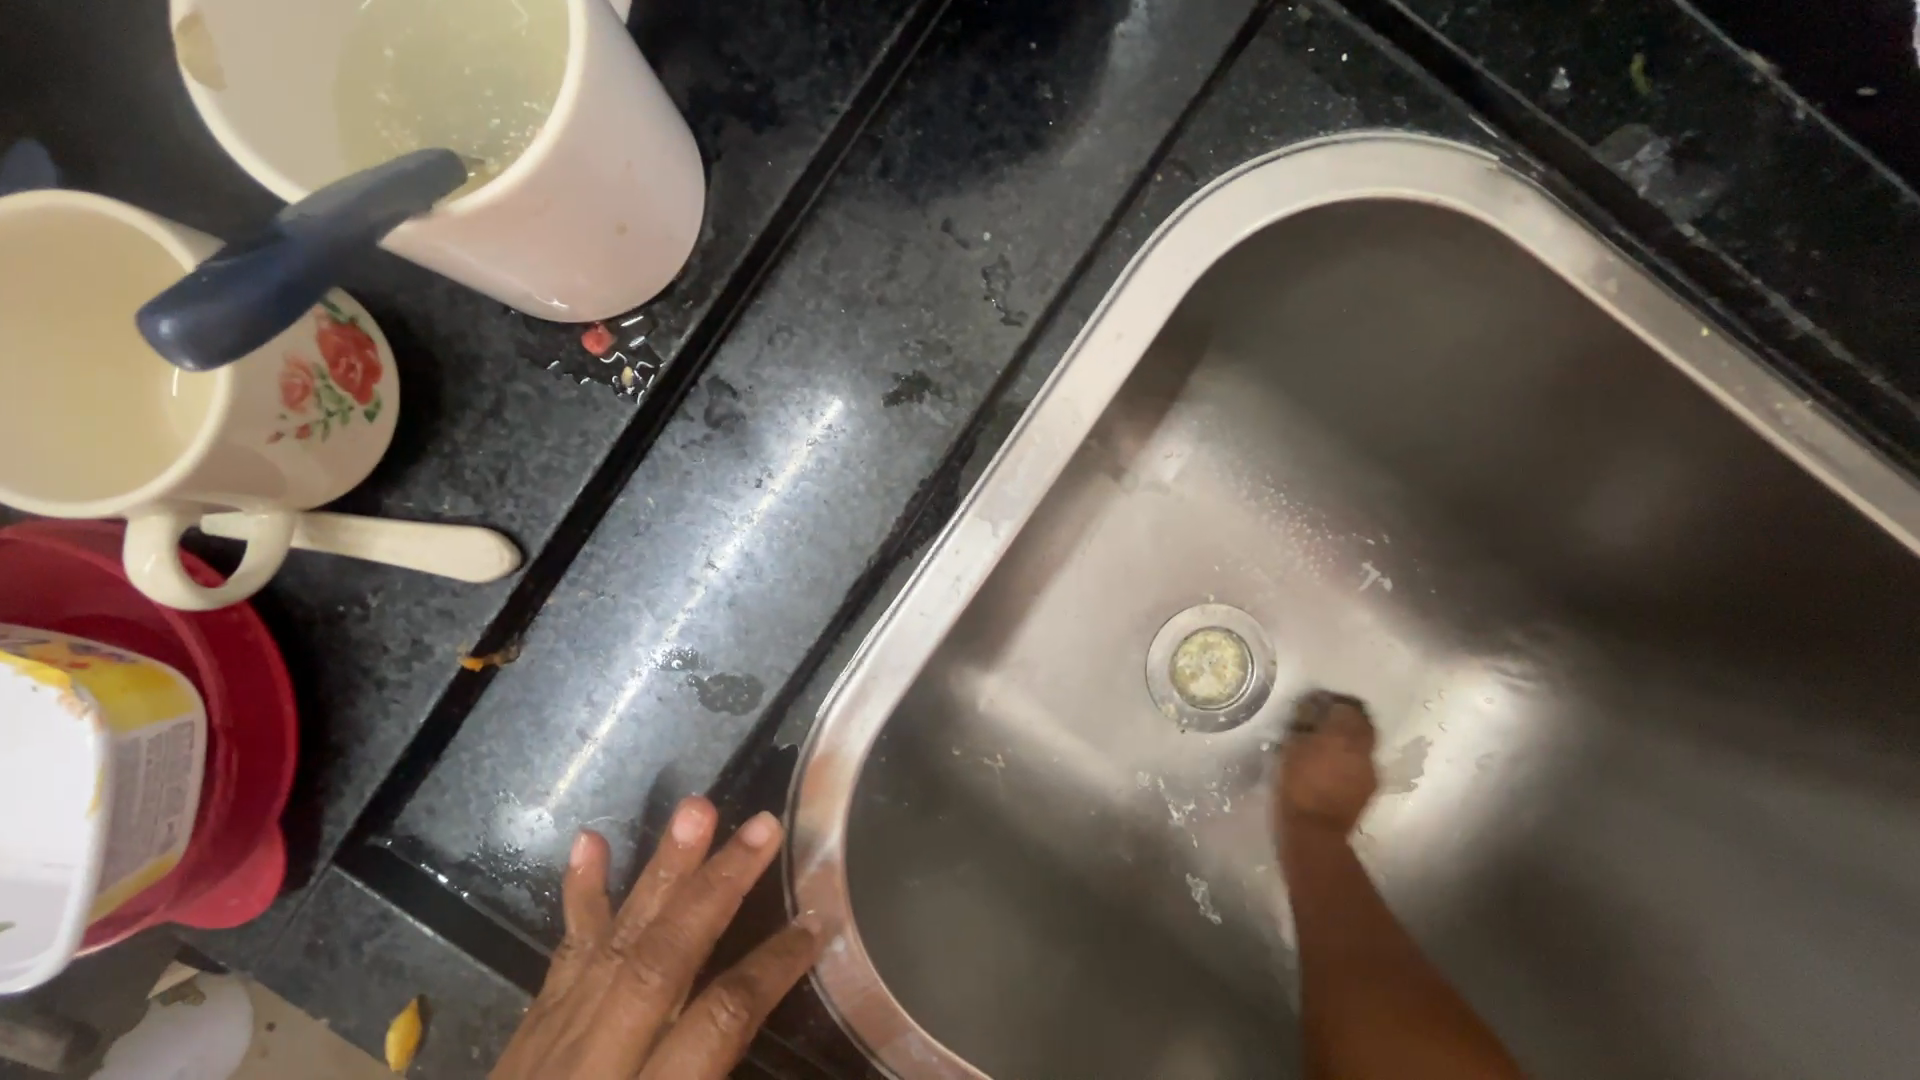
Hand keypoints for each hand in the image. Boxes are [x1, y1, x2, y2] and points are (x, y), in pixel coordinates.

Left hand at [490, 797, 825, 1079]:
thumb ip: (711, 1074)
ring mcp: (554, 1040)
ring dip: (660, 872)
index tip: (816, 924)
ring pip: (614, 942)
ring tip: (695, 811)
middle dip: (715, 889)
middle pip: (661, 962)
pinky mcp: (533, 1028)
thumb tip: (754, 1026)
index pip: (716, 1023)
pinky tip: (590, 841)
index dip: (771, 969)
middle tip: (763, 828)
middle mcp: (594, 1064)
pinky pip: (563, 953)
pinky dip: (581, 894)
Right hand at [1277, 691, 1378, 839]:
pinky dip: (1352, 758)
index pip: (1348, 708)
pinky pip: (1363, 762)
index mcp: (1342, 735)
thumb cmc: (1295, 786)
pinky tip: (1335, 766)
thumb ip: (1303, 728)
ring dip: (1352, 740)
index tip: (1320, 704)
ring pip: (1365, 744)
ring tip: (1331, 745)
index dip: (1335, 703)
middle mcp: (1363, 748)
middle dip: (1349, 719)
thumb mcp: (1290, 751)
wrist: (1315, 830)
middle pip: (1364, 724)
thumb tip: (1309, 714)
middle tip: (1328, 721)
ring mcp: (1370, 769)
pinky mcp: (1371, 786)